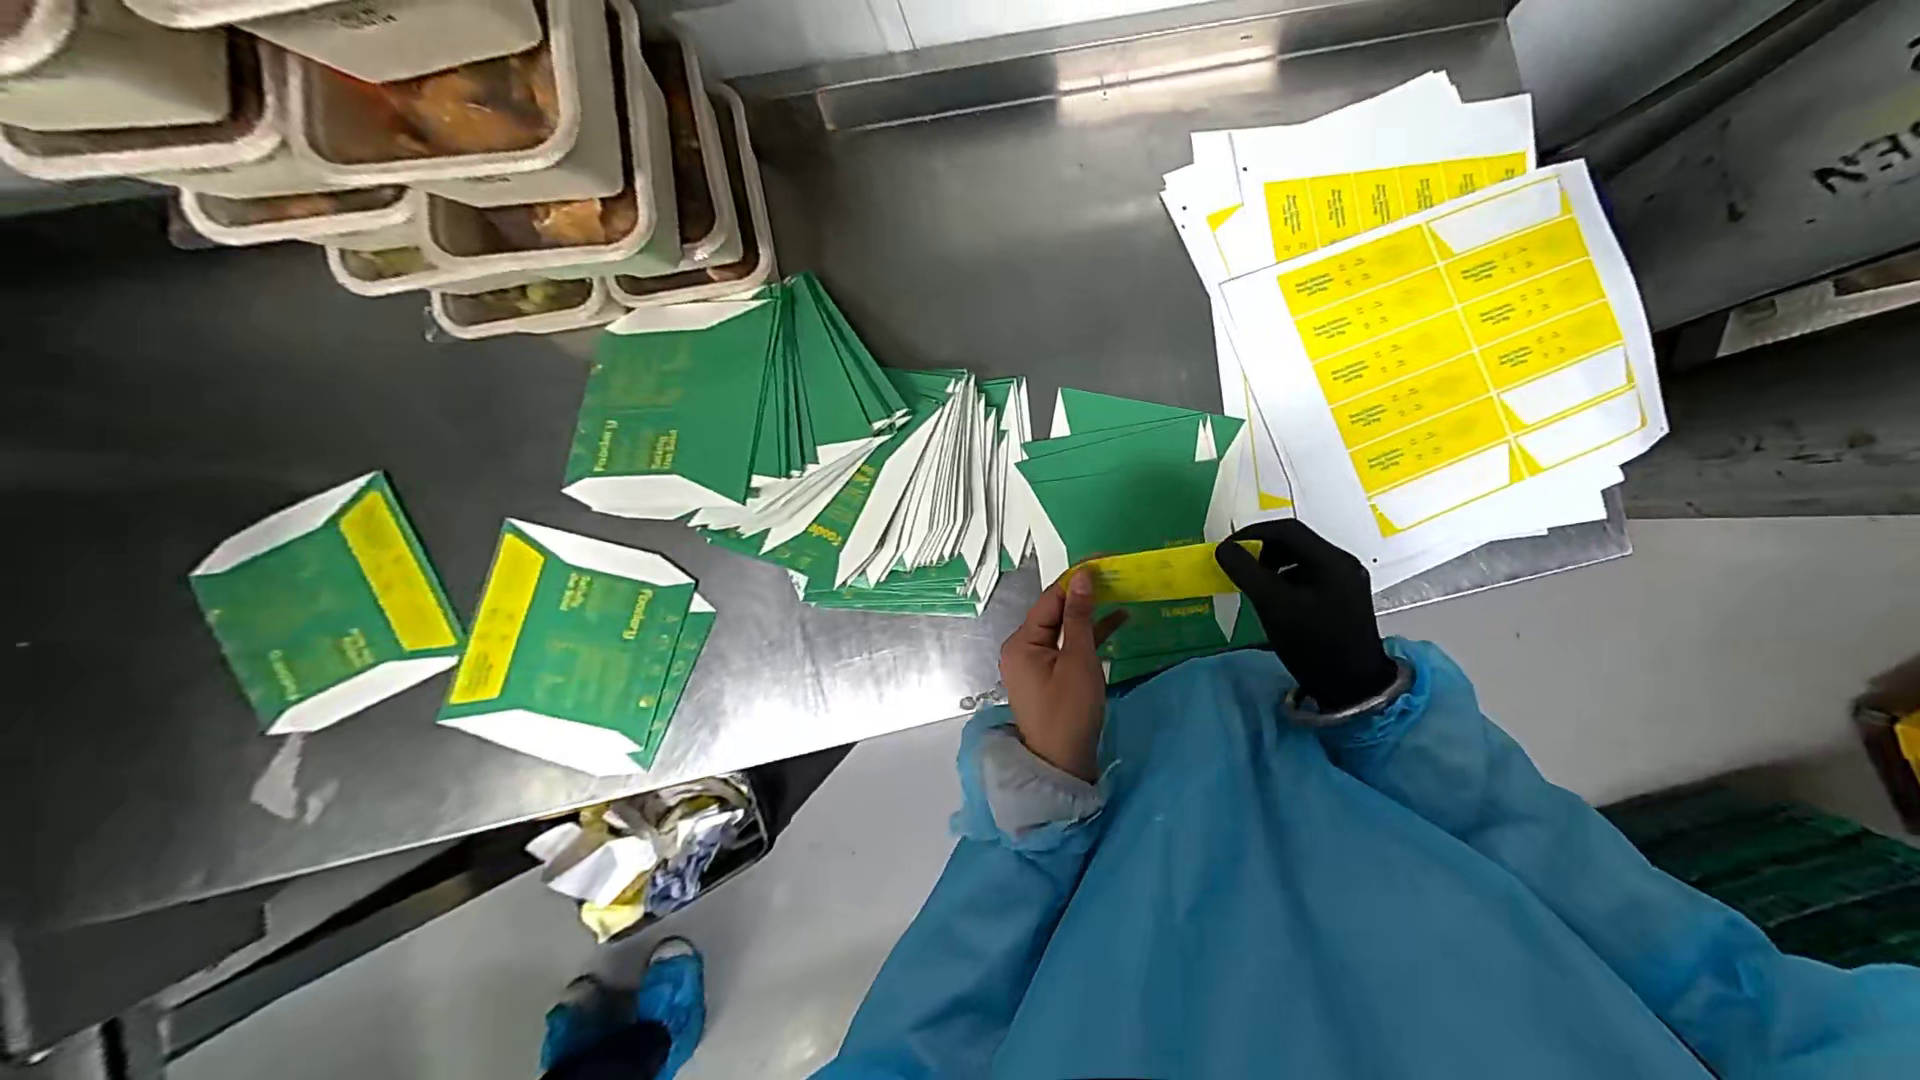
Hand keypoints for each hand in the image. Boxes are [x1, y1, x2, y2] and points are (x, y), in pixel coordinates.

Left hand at [998, 572, 1128, 781]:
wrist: (1062, 765)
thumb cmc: (1069, 712)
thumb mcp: (1078, 661)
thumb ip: (1079, 617)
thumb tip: (1082, 577)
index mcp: (1021, 642)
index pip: (1049, 599)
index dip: (1076, 579)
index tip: (1103, 560)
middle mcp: (1022, 648)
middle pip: (1055, 612)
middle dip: (1085, 594)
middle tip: (1116, 574)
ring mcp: (1035, 663)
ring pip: (1064, 628)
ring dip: (1091, 614)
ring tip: (1122, 593)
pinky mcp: (1049, 676)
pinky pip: (1068, 647)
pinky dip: (1089, 637)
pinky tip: (1117, 622)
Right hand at [1214, 519, 1396, 712]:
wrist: (1352, 687)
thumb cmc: (1313, 644)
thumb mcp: (1273, 606)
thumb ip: (1246, 572)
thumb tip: (1223, 548)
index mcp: (1331, 561)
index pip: (1286, 529)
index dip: (1252, 534)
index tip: (1227, 550)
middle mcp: (1342, 563)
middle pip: (1295, 541)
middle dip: (1262, 549)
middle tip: (1239, 567)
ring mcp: (1345, 580)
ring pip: (1301, 558)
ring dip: (1272, 564)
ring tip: (1254, 583)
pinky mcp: (1343, 596)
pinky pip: (1308, 575)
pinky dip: (1285, 578)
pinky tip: (1275, 598)